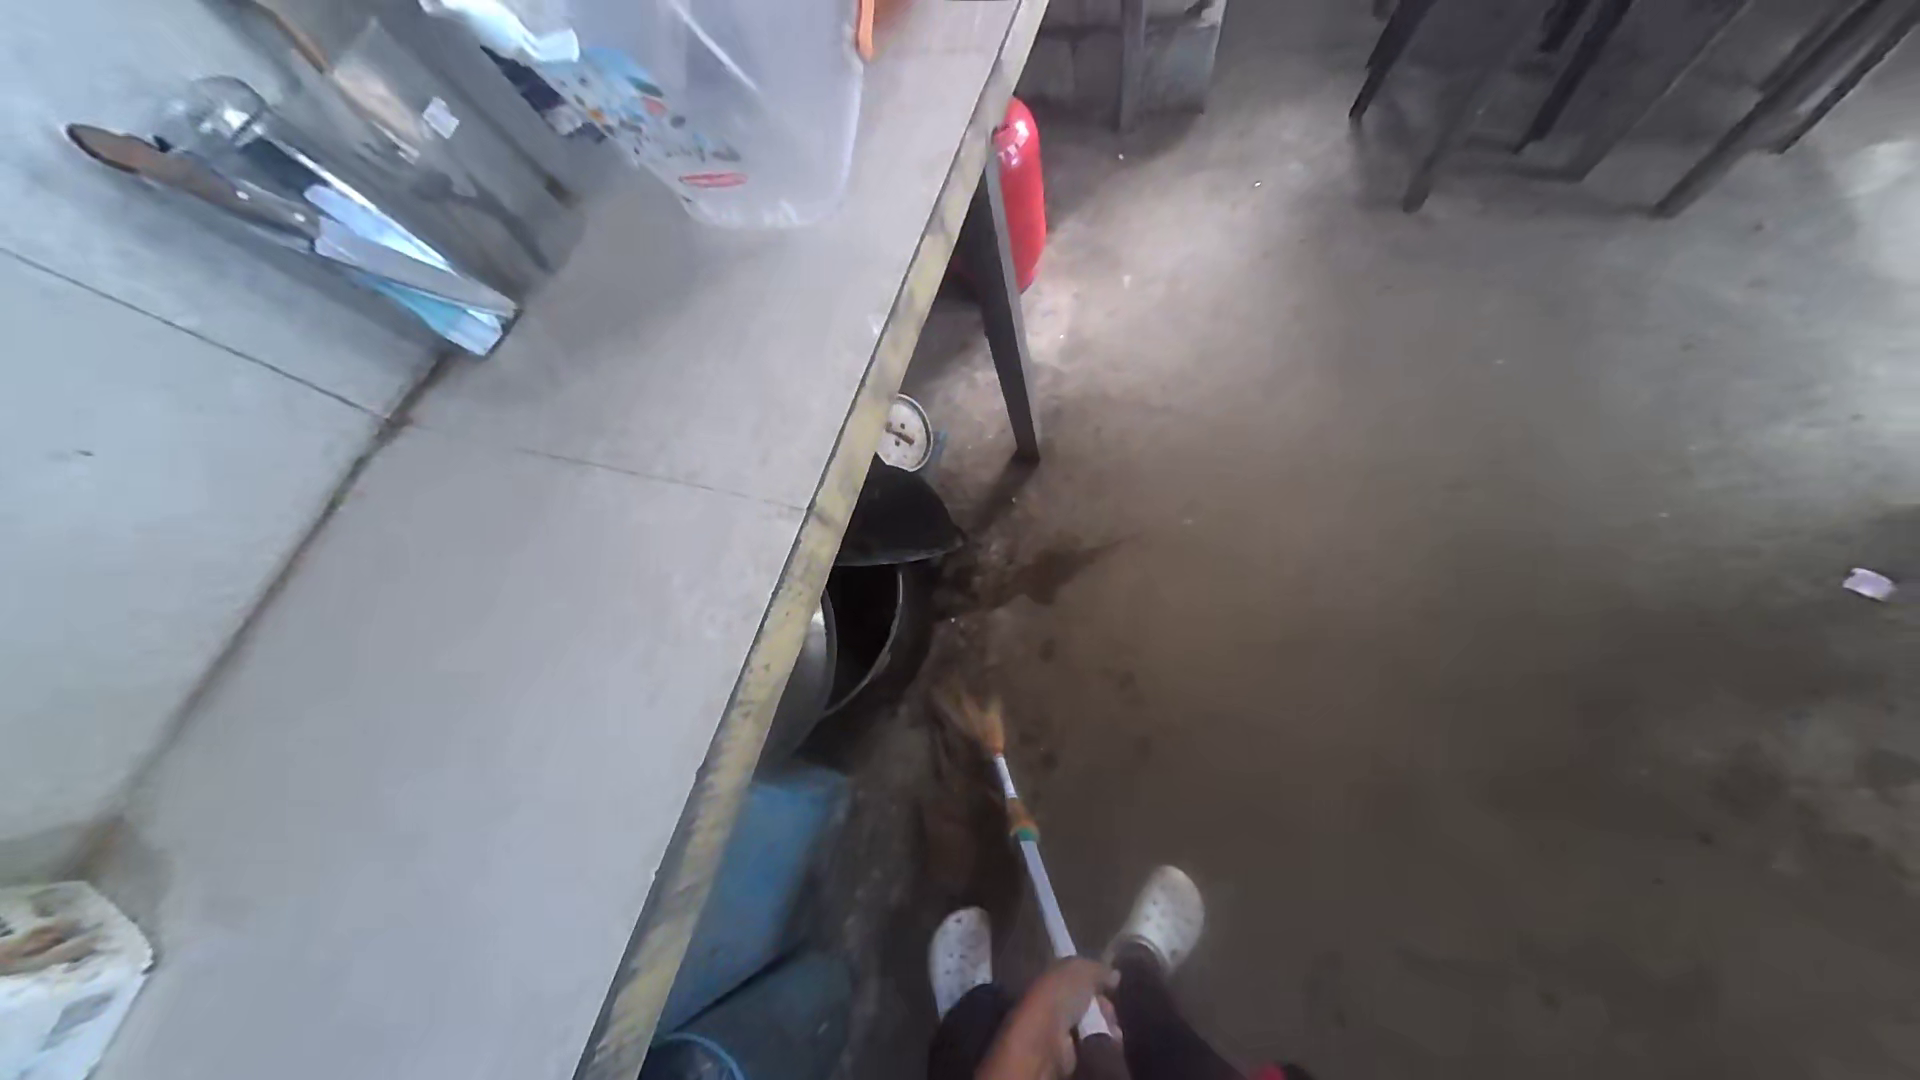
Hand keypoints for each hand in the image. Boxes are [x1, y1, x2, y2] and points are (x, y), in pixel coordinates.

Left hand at [976, 958, 1114, 1079]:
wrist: (1046, 1035)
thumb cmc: (1061, 993)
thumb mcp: (1081, 970)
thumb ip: (1098, 969)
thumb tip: (1114, 974)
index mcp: (1054, 975)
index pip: (1078, 975)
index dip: (1095, 978)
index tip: (1110, 984)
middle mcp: (1057, 999)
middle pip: (1089, 1000)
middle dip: (1104, 1005)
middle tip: (1109, 1011)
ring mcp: (1062, 1026)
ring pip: (1094, 1022)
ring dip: (1107, 1024)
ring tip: (1113, 1029)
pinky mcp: (1069, 1050)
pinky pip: (1093, 1043)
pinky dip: (1105, 1042)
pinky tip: (1112, 1041)